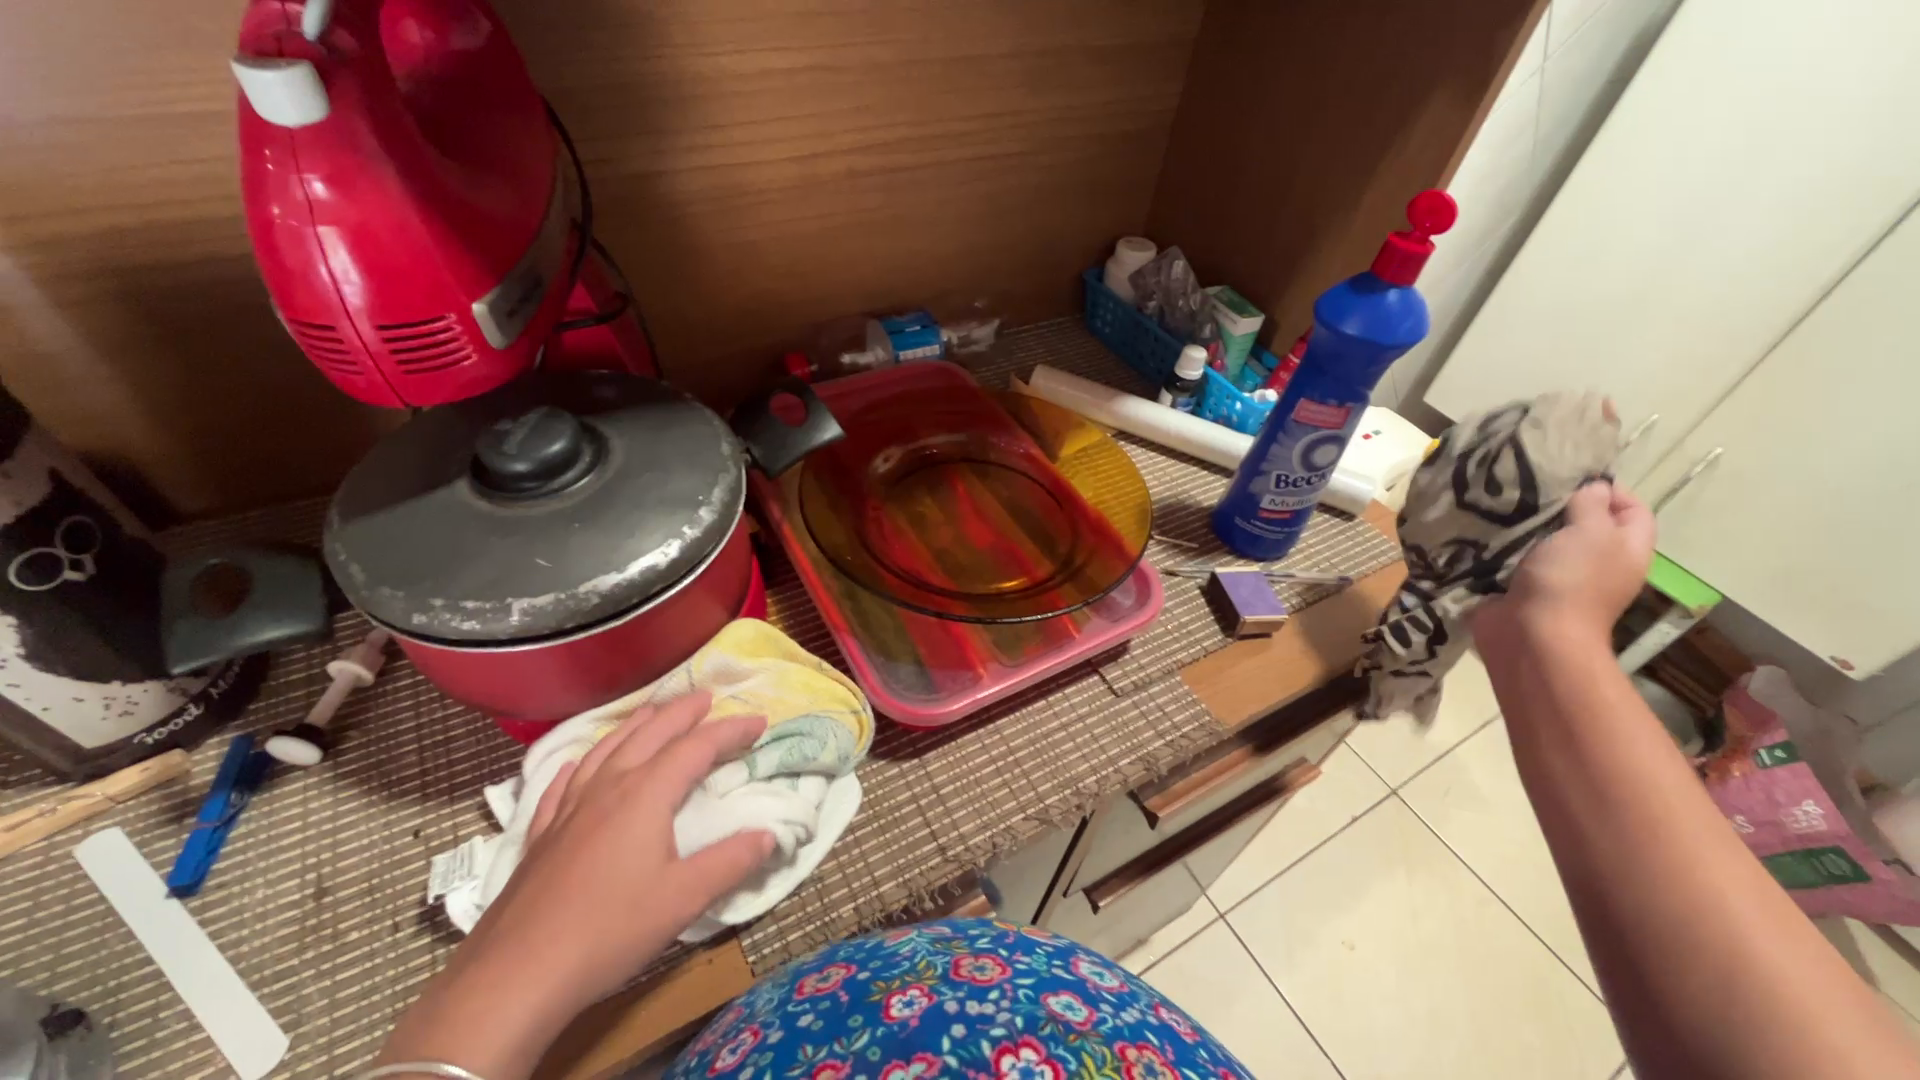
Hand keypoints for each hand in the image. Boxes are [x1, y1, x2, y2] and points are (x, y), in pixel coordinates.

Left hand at [466, 691, 775, 1011]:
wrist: (518, 972)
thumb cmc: (610, 931)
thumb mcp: (684, 899)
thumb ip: (730, 862)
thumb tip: (769, 835)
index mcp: (645, 796)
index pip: (696, 748)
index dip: (730, 731)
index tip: (760, 721)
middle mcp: (607, 789)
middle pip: (648, 735)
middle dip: (681, 713)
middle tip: (706, 698)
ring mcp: (568, 810)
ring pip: (605, 750)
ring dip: (634, 726)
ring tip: (652, 714)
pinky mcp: (542, 835)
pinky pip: (563, 785)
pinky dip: (579, 766)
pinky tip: (577, 765)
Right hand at [1474, 480, 1655, 647]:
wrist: (1532, 635)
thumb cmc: (1571, 580)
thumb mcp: (1591, 531)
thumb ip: (1592, 504)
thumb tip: (1591, 489)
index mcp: (1627, 550)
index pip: (1634, 511)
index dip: (1613, 490)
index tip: (1576, 477)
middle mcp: (1597, 563)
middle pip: (1587, 524)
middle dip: (1563, 505)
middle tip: (1533, 487)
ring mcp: (1558, 577)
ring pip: (1546, 541)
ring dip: (1527, 524)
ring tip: (1505, 503)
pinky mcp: (1522, 587)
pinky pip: (1514, 558)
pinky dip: (1503, 545)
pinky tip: (1486, 530)